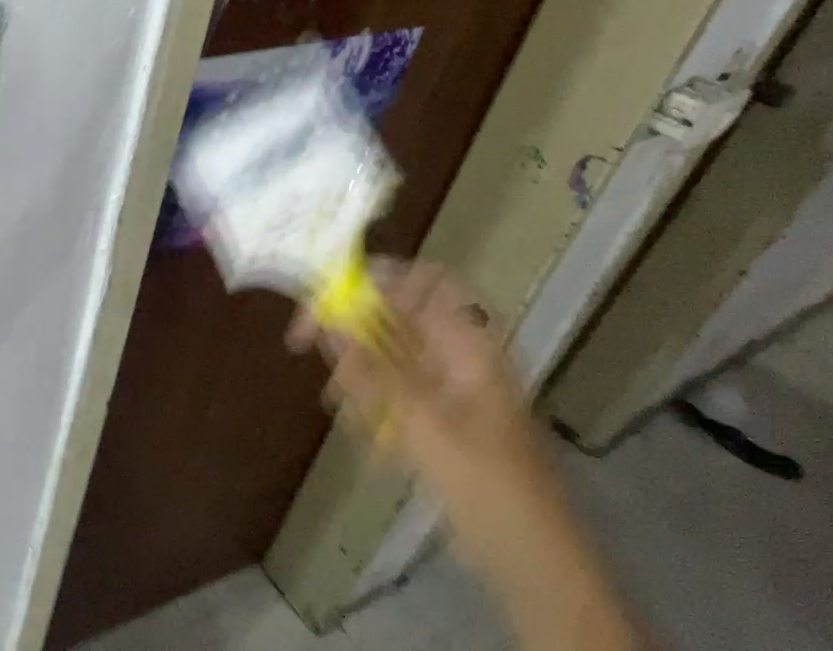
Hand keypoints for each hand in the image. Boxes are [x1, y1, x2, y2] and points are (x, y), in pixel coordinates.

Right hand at [289, 261, 561, 575]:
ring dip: (355, 373)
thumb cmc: (487, 483)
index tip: (329, 289)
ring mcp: (446, 387)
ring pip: (385, 354)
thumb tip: (327, 320)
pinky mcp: (434, 417)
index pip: (426, 280)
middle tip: (302, 343)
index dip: (380, 275)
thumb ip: (373, 369)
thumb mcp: (423, 422)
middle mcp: (457, 355)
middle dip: (349, 328)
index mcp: (469, 344)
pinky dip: (370, 404)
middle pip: (395, 315)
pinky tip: (370, 438)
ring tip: (343, 407)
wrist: (530, 559)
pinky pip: (389, 391)